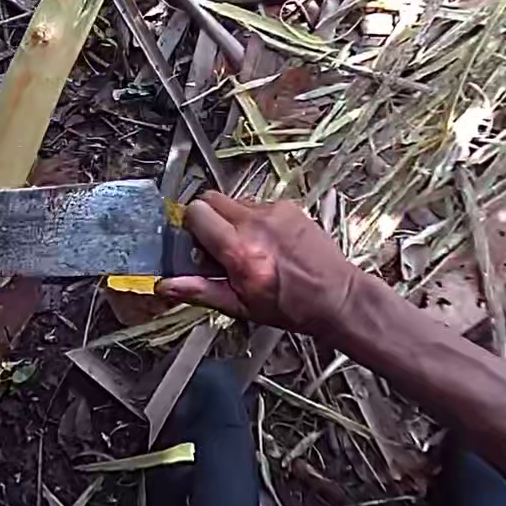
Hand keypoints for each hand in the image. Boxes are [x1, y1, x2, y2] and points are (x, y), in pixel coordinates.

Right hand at [156, 192, 366, 341]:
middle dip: (207, 216)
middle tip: (216, 241)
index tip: (196, 241)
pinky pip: (257, 204)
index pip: (196, 212)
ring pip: (234, 201)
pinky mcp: (289, 206)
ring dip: (231, 218)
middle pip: (210, 198)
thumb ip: (199, 290)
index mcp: (240, 251)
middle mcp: (255, 224)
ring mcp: (274, 212)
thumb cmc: (292, 308)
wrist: (339, 298)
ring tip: (246, 244)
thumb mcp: (240, 305)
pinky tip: (267, 240)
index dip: (190, 224)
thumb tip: (166, 285)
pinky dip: (255, 219)